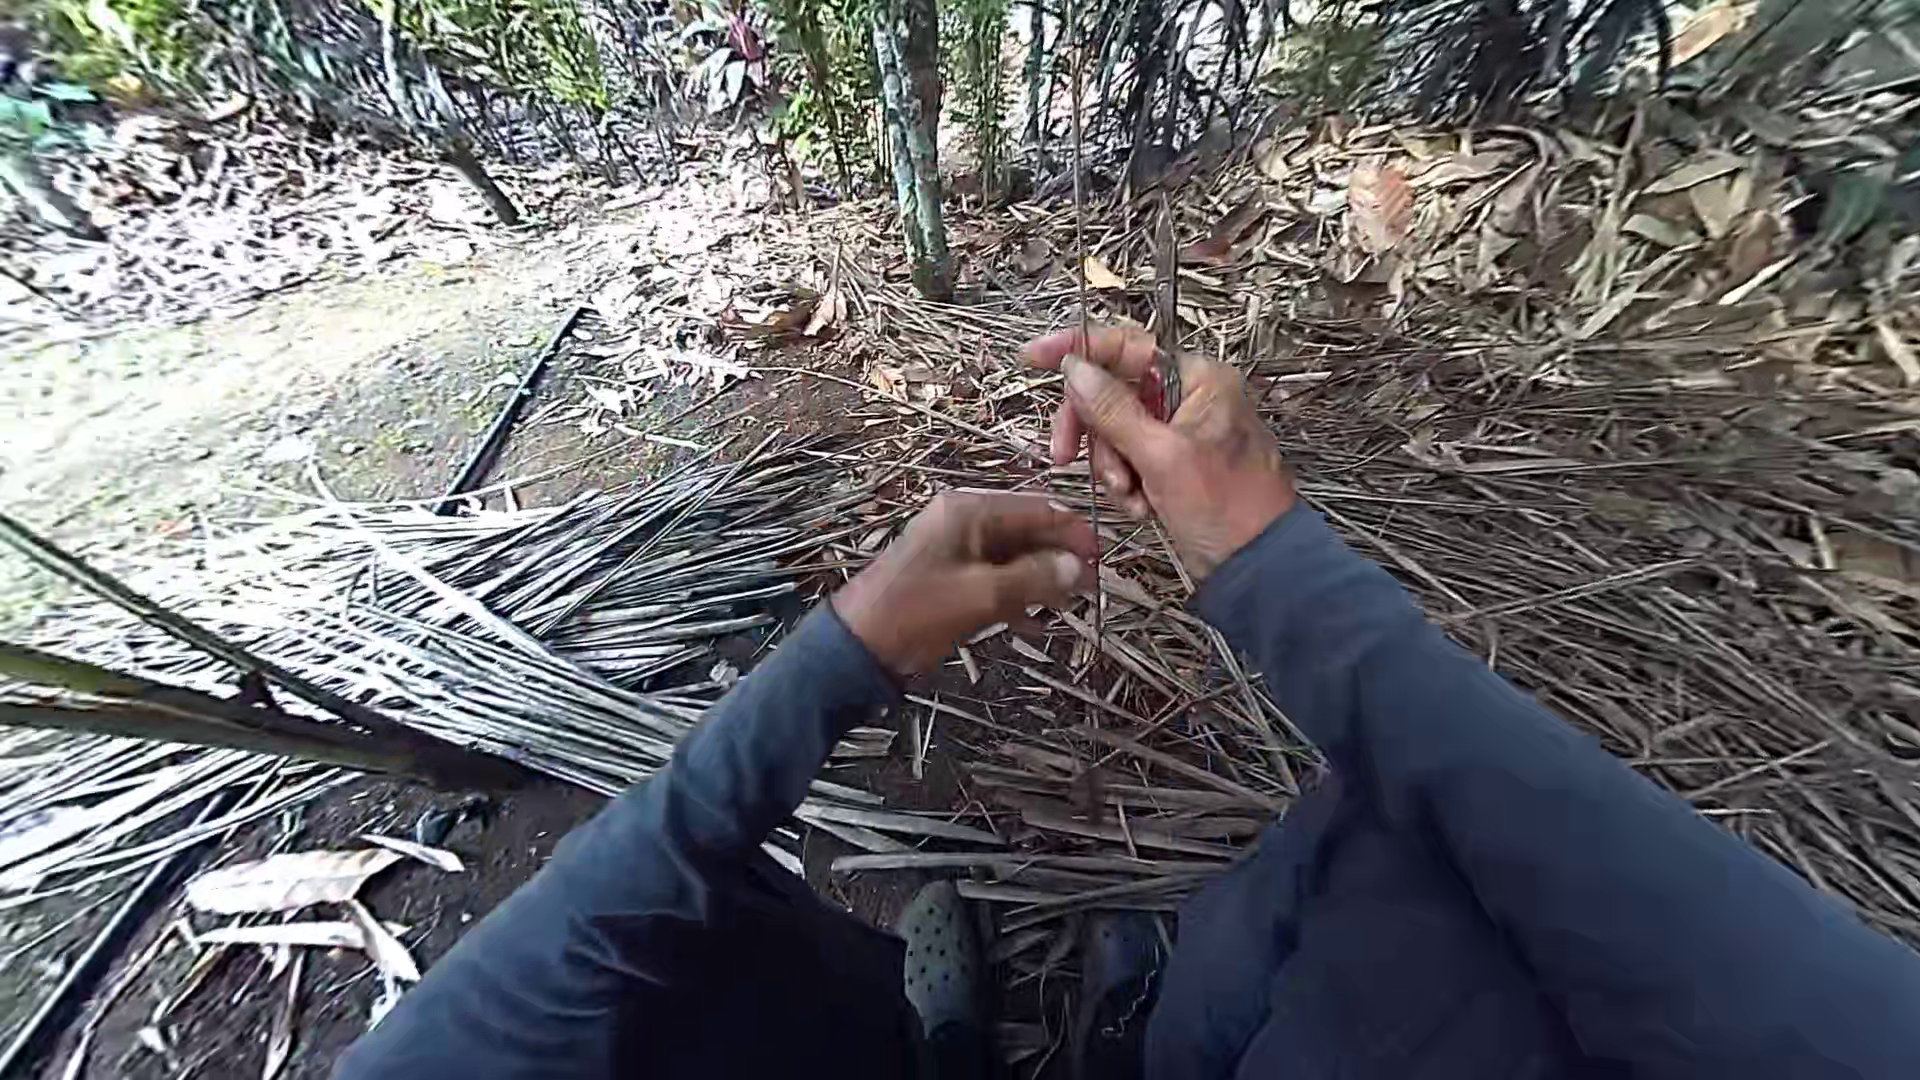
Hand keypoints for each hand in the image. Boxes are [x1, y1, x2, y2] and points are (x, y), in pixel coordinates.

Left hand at [833, 492, 1096, 676]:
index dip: (1072, 532)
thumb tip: (1077, 567)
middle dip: (1058, 558)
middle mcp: (966, 523)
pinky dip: (1016, 596)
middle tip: (1088, 589)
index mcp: (969, 512)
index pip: (1036, 510)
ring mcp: (959, 550)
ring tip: (1066, 605)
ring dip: (1040, 579)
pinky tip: (1031, 621)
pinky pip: (996, 578)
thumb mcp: (980, 595)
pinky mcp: (954, 577)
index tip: (1100, 559)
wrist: (860, 646)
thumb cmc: (916, 612)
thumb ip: (1032, 579)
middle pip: (1027, 532)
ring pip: (1015, 557)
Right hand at [1024, 325, 1294, 579]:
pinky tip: (1143, 505)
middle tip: (1065, 454)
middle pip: (1110, 394)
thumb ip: (1113, 409)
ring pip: (1111, 433)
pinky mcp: (1166, 464)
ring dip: (1111, 467)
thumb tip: (1075, 368)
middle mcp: (1185, 399)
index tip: (1035, 355)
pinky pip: (1123, 461)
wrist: (1255, 564)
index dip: (1078, 349)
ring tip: (1132, 495)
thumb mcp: (1162, 456)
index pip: (1127, 347)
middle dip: (1093, 432)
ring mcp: (1174, 433)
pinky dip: (1124, 484)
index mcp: (1197, 379)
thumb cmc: (1225, 507)